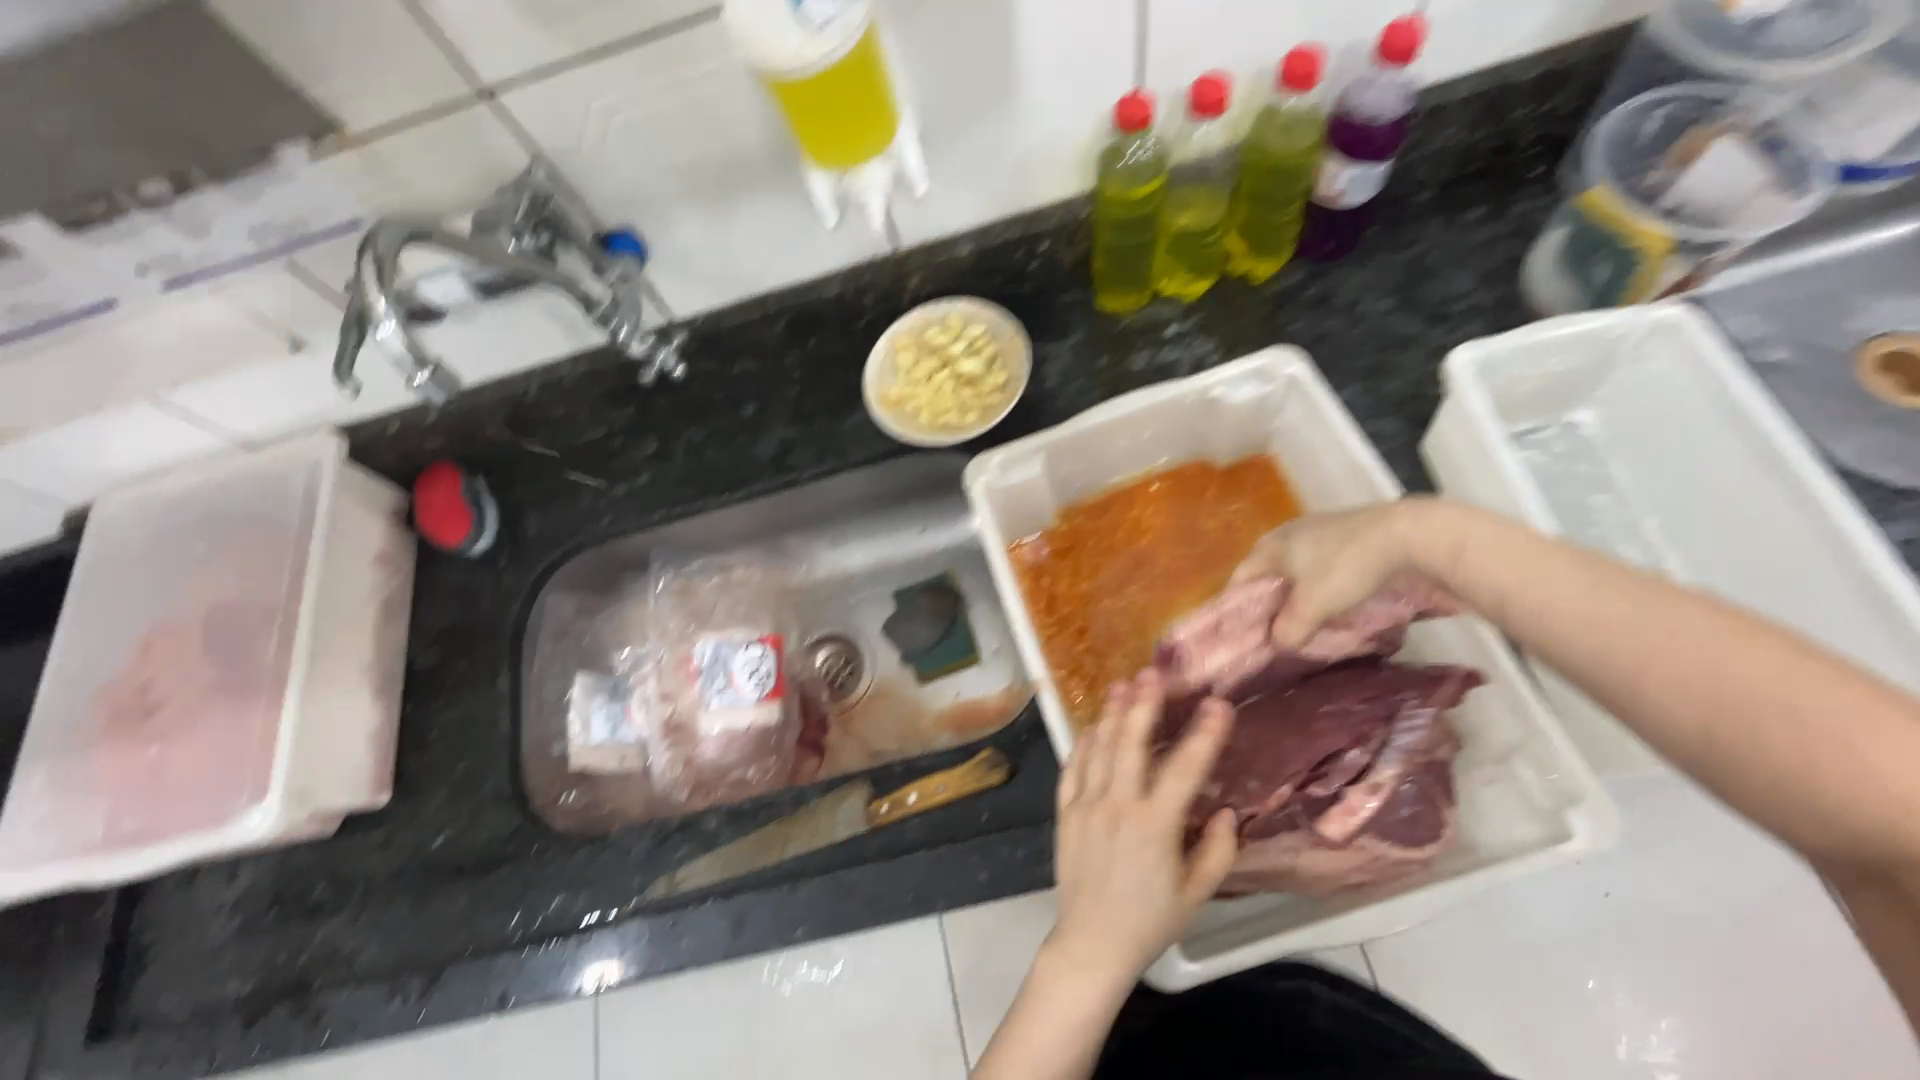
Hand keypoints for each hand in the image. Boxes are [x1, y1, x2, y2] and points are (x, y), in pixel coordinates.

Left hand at [1047, 668, 1238, 991]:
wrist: (1091, 942)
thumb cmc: (1150, 921)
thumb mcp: (1196, 894)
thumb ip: (1217, 851)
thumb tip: (1228, 813)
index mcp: (1155, 826)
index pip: (1185, 768)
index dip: (1204, 733)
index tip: (1217, 704)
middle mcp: (1118, 806)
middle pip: (1130, 742)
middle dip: (1143, 704)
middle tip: (1153, 674)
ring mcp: (1086, 806)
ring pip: (1098, 748)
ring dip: (1111, 714)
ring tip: (1122, 685)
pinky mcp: (1065, 812)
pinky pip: (1072, 768)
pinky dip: (1083, 744)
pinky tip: (1093, 727)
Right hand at [1229, 498, 1456, 649]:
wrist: (1409, 537)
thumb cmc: (1346, 568)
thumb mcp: (1312, 606)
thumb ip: (1288, 629)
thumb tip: (1279, 642)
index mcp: (1269, 546)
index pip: (1239, 580)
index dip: (1236, 609)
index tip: (1242, 637)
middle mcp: (1287, 536)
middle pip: (1267, 577)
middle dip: (1269, 606)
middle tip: (1274, 635)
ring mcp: (1319, 534)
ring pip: (1297, 575)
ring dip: (1298, 600)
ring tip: (1305, 626)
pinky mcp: (1348, 540)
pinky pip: (1322, 571)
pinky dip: (1322, 591)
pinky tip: (1335, 609)